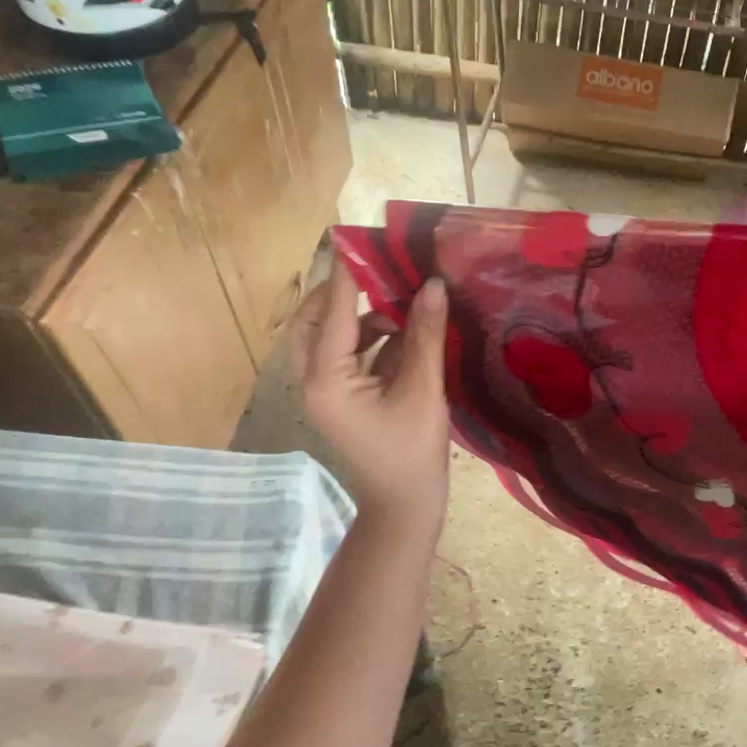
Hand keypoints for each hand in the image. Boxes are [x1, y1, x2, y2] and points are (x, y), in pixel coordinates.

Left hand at [291, 263, 450, 532]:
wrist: (405, 507)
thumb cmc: (412, 455)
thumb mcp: (423, 391)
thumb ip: (425, 336)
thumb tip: (432, 285)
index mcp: (326, 381)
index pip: (332, 313)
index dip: (347, 275)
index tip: (358, 239)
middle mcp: (315, 382)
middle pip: (313, 322)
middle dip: (342, 296)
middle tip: (378, 275)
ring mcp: (326, 393)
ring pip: (332, 339)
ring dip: (364, 319)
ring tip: (405, 309)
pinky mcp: (342, 400)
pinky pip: (348, 358)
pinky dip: (372, 342)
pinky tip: (406, 335)